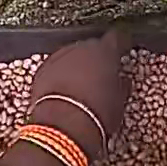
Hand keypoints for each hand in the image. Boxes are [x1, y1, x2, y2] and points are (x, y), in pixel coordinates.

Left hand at [27, 29, 128, 160]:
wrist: (62, 128)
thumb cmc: (96, 115)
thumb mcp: (119, 102)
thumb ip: (121, 85)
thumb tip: (122, 82)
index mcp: (105, 52)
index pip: (117, 38)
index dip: (121, 43)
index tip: (123, 48)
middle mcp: (82, 48)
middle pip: (92, 47)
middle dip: (97, 58)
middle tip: (102, 75)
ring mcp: (60, 57)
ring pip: (72, 56)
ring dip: (77, 66)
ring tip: (82, 87)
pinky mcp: (42, 70)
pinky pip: (56, 68)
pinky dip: (61, 76)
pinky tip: (65, 92)